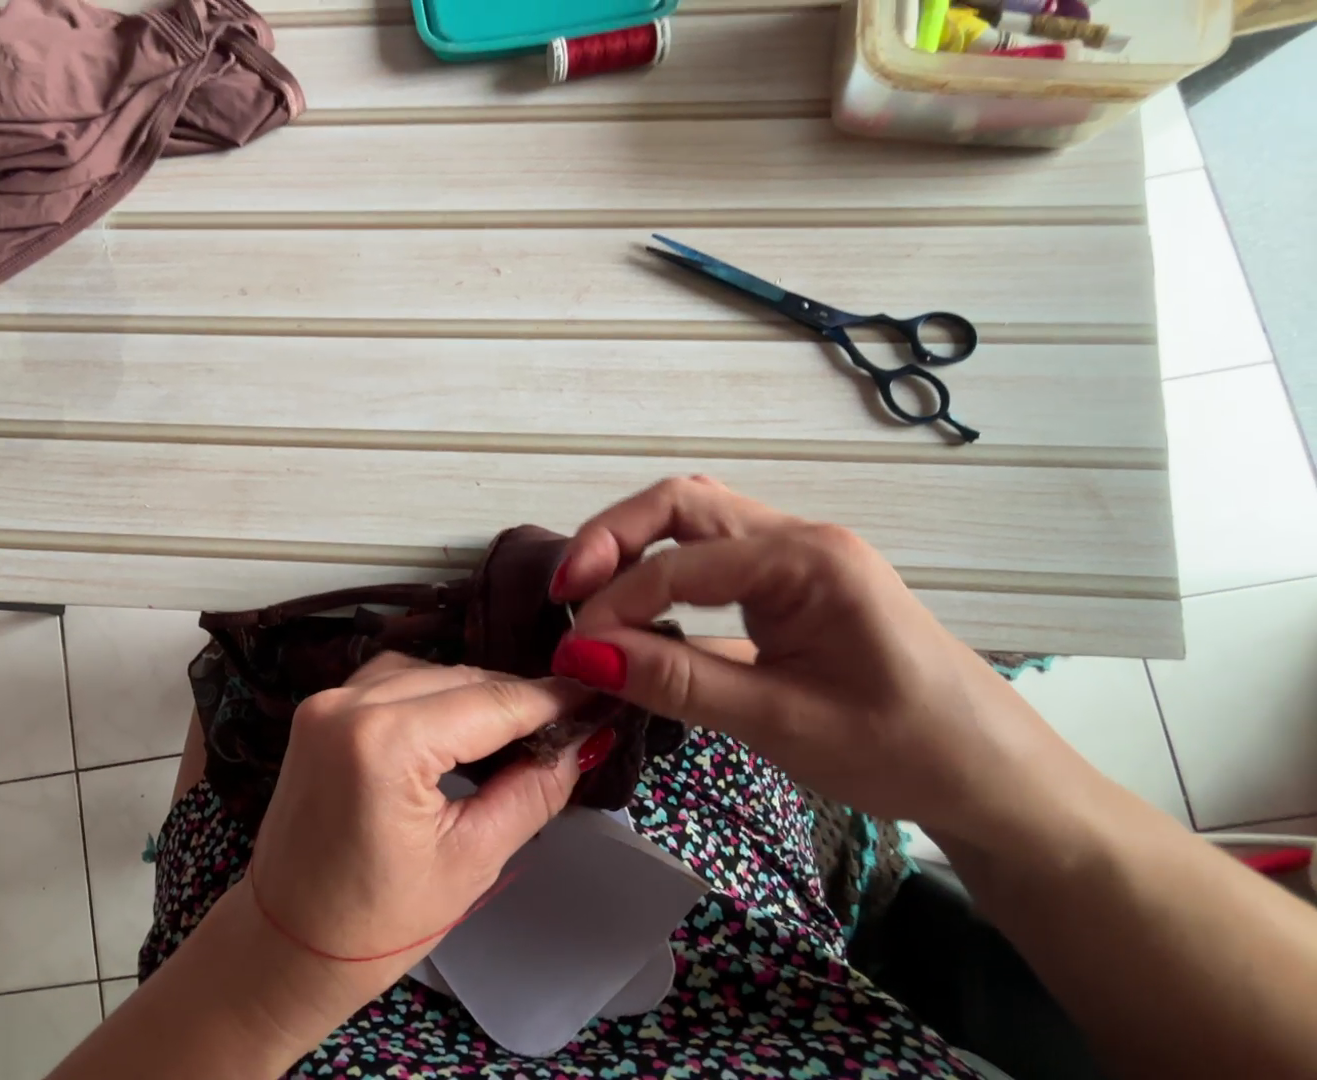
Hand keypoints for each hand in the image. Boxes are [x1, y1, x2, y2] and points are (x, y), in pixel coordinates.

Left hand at [248, 654, 596, 993]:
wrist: (283, 944)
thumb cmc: (376, 924)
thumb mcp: (472, 860)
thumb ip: (532, 790)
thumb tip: (580, 742)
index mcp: (384, 741)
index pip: (491, 702)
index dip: (553, 699)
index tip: (598, 699)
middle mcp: (348, 702)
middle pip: (458, 679)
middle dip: (517, 699)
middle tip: (569, 726)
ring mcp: (326, 702)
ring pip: (426, 672)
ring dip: (475, 695)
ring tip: (520, 732)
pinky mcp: (318, 712)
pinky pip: (391, 683)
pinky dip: (432, 695)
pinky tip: (461, 726)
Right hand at [548, 476, 1086, 843]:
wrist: (997, 779)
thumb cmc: (904, 752)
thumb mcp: (782, 725)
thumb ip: (677, 683)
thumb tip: (580, 656)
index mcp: (808, 560)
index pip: (678, 563)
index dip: (612, 604)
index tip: (570, 654)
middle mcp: (798, 538)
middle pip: (681, 504)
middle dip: (611, 540)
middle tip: (563, 594)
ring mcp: (796, 556)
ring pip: (692, 521)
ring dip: (632, 550)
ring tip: (587, 599)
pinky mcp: (791, 583)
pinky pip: (709, 556)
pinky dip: (660, 572)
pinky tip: (638, 611)